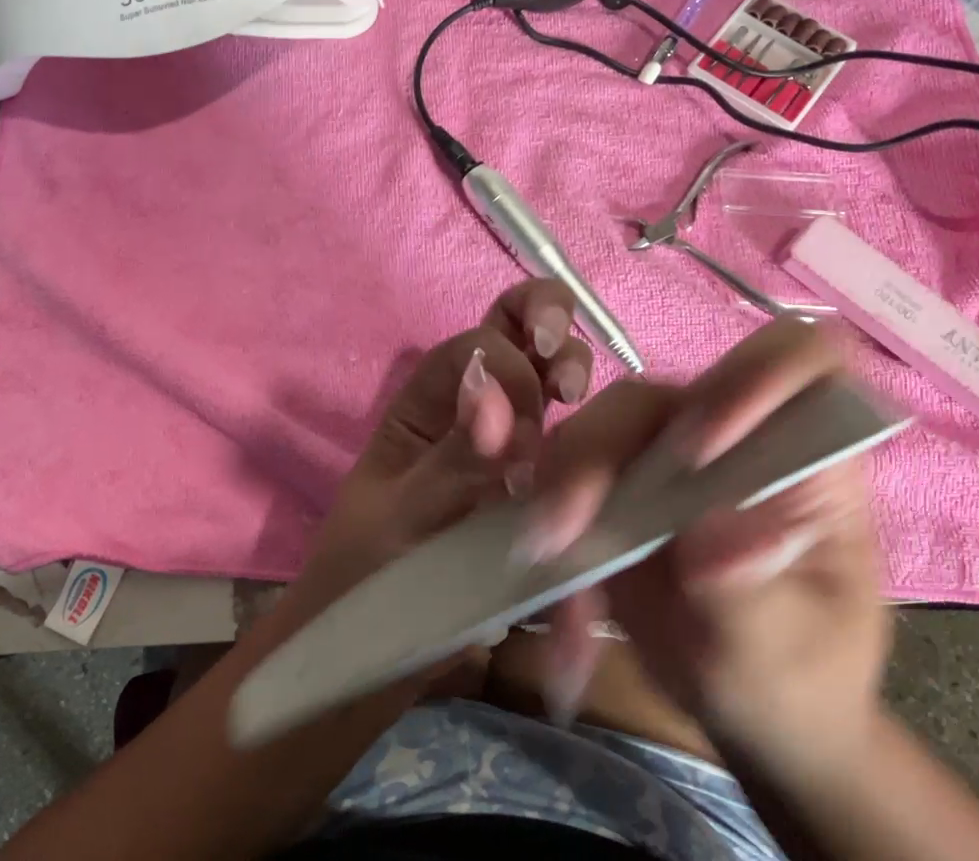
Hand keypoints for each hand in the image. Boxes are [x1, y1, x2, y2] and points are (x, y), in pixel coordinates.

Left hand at [286, 279, 596, 617]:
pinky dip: (594, 427)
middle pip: (513, 332)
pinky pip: (570, 438)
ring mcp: (505, 449)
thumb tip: (492, 388)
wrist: (371, 658)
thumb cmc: (368, 583)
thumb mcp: (403, 520)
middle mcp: (467, 415)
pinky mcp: (536, 492)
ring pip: (546, 375)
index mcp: (424, 409)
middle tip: (564, 377)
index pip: (475, 348)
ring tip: (576, 400)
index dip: (508, 363)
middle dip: (548, 320)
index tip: (525, 418)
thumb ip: (452, 459)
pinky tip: (611, 453)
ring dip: (571, 365)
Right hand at [524, 319, 891, 767]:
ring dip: (556, 486)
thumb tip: (714, 533)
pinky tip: (547, 579)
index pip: (795, 362)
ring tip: (545, 557)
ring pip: (592, 429)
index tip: (699, 452)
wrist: (741, 707)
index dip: (749, 377)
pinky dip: (539, 518)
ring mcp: (658, 461)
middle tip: (560, 528)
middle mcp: (724, 438)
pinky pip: (556, 474)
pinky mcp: (608, 488)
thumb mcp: (784, 653)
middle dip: (597, 452)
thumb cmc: (794, 678)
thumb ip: (755, 596)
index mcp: (801, 457)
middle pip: (654, 398)